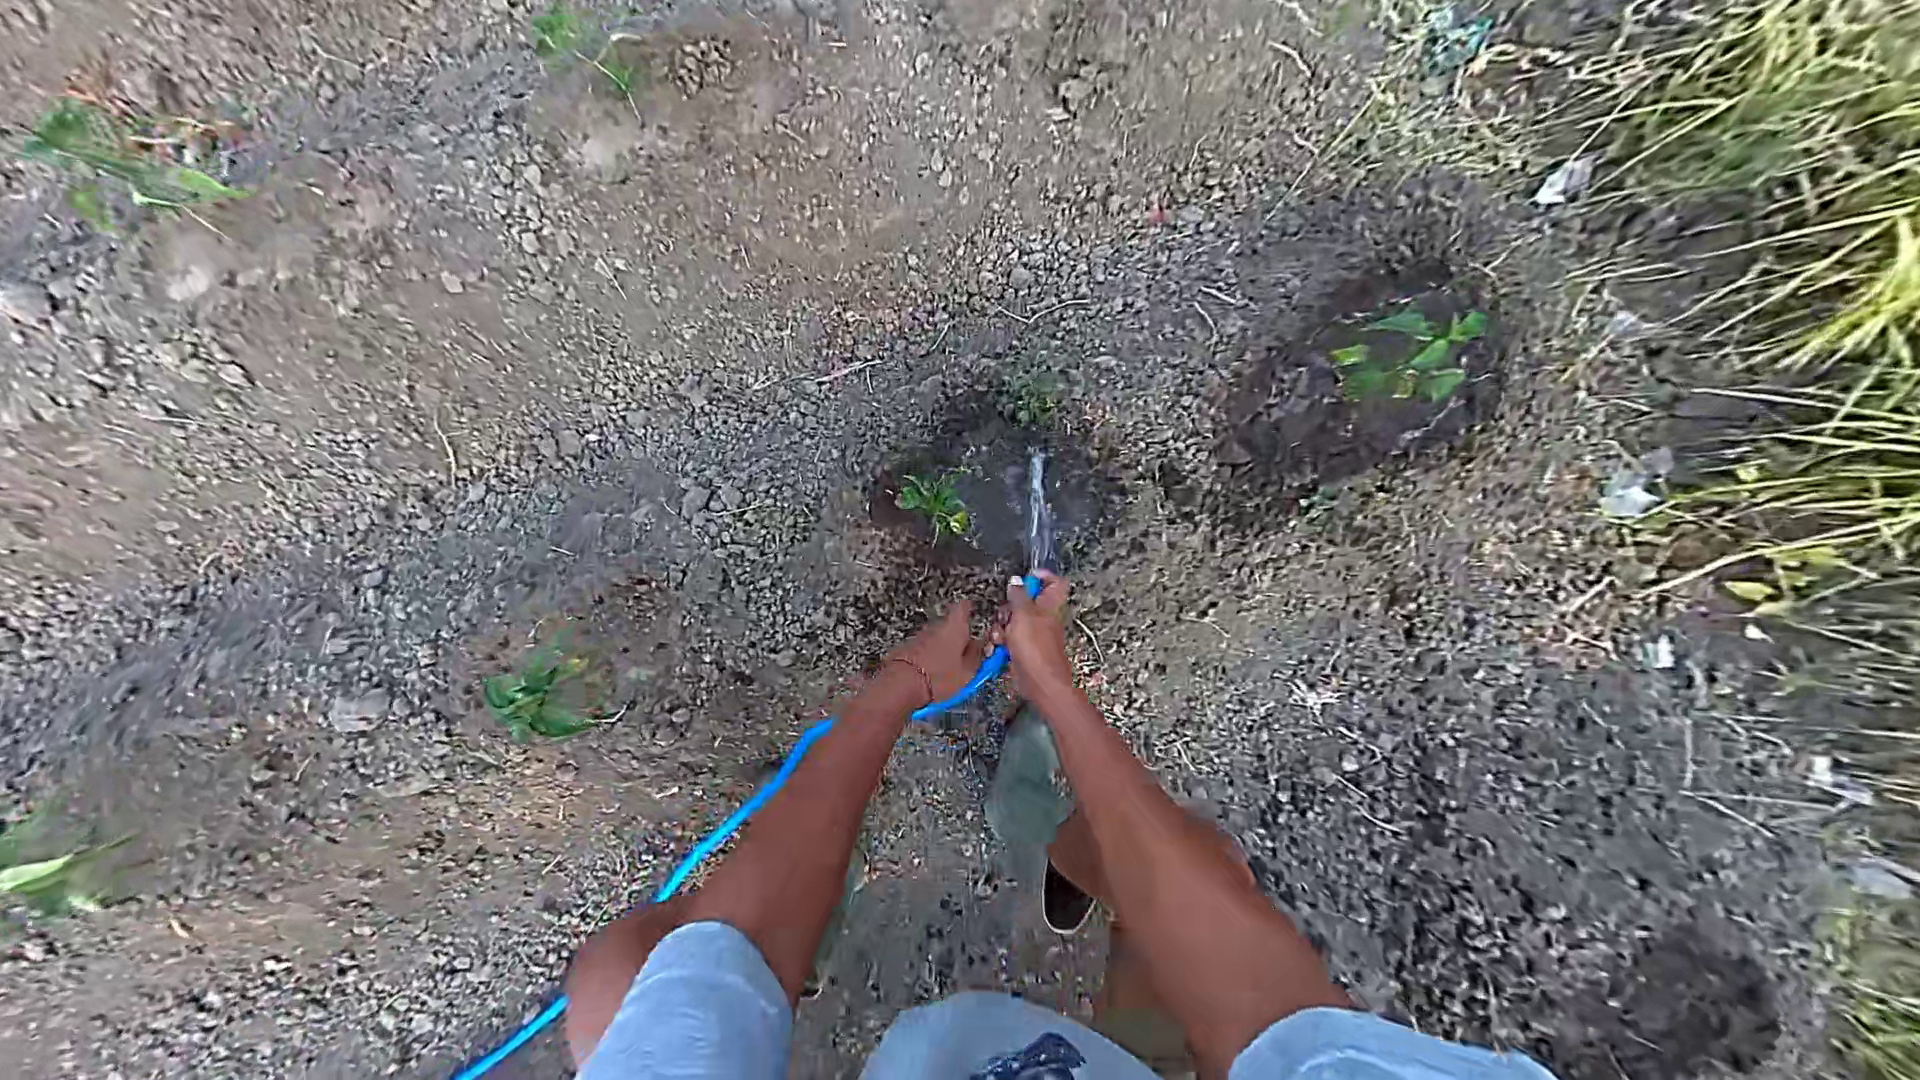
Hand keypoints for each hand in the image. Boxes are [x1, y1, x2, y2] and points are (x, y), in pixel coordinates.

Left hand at [873, 601, 985, 709]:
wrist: (901, 685)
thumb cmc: (937, 677)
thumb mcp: (967, 672)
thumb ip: (977, 656)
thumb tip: (982, 647)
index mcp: (954, 627)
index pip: (963, 607)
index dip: (969, 609)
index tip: (973, 613)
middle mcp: (936, 627)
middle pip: (950, 626)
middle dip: (958, 639)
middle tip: (965, 658)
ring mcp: (919, 637)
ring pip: (936, 639)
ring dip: (942, 650)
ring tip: (947, 672)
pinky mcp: (906, 649)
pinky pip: (923, 651)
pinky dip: (929, 659)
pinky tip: (931, 675)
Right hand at [993, 571, 1074, 701]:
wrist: (1038, 681)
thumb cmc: (1036, 647)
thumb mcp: (1023, 614)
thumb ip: (1018, 595)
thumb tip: (1016, 581)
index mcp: (1050, 604)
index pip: (1055, 582)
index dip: (1042, 576)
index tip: (1026, 579)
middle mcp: (1042, 616)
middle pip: (1024, 600)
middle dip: (1009, 605)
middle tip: (1008, 614)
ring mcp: (1032, 631)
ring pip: (1012, 618)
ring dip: (1002, 625)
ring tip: (1003, 634)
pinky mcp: (1021, 646)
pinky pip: (1007, 635)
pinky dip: (1001, 639)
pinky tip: (1000, 645)